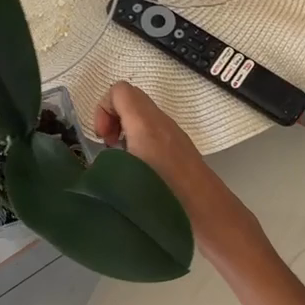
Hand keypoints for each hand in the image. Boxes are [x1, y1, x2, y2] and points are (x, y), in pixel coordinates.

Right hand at [93, 82, 253, 247]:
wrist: (208, 214)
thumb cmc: (164, 198)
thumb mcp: (122, 179)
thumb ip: (103, 168)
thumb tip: (96, 165)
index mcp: (145, 123)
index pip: (119, 91)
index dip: (102, 109)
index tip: (102, 139)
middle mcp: (162, 122)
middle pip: (131, 99)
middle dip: (112, 118)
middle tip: (109, 147)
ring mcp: (174, 134)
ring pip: (143, 116)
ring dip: (126, 132)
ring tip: (122, 162)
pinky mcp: (181, 148)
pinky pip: (154, 131)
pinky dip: (141, 143)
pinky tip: (139, 171)